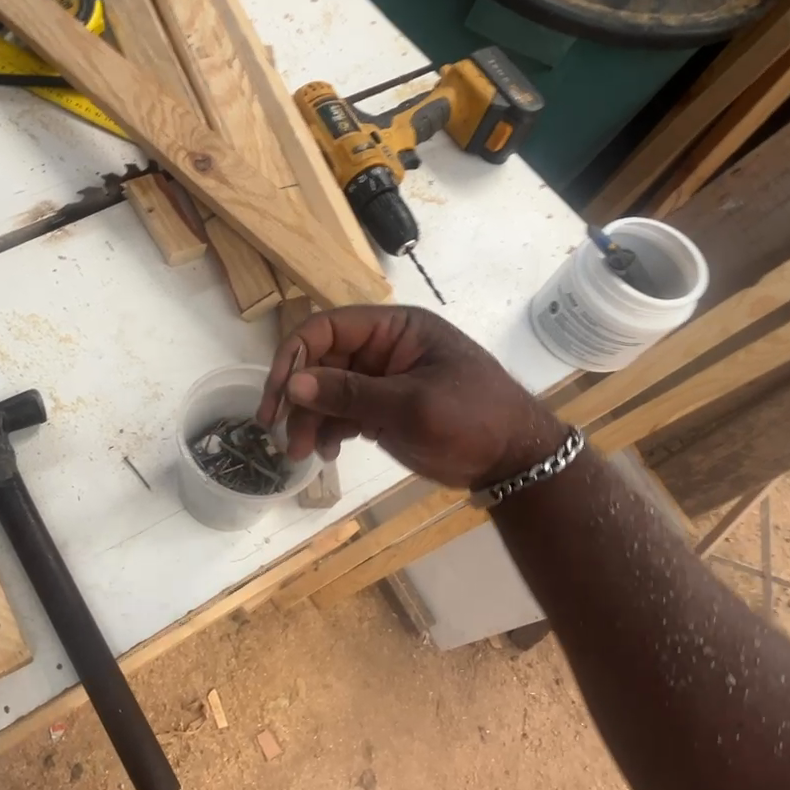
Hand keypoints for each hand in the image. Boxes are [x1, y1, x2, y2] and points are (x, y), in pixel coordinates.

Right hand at [256, 306, 567, 489]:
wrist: (513, 461)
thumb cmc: (473, 419)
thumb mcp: (410, 406)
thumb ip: (349, 394)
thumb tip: (291, 384)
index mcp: (395, 329)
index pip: (327, 329)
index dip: (294, 357)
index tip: (276, 396)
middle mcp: (383, 349)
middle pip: (320, 362)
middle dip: (298, 398)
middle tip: (281, 436)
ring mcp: (381, 380)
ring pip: (325, 391)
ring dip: (308, 420)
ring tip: (302, 454)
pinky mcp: (381, 409)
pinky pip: (340, 413)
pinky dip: (327, 431)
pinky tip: (326, 453)